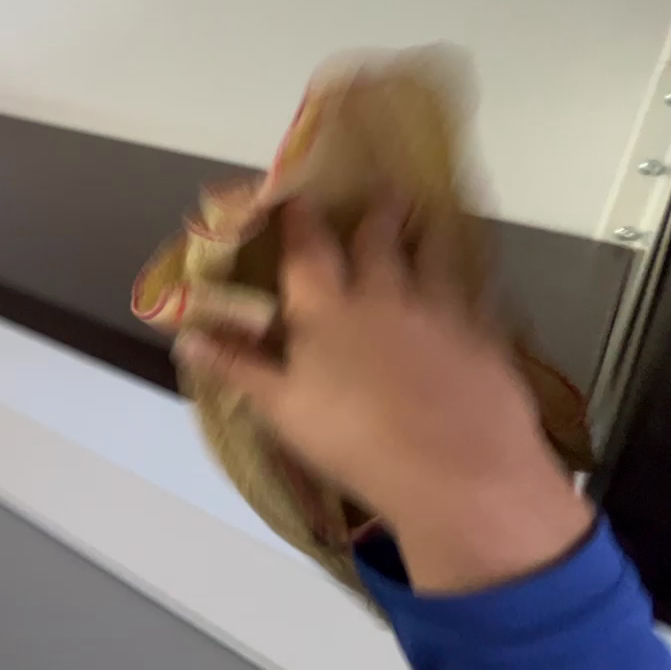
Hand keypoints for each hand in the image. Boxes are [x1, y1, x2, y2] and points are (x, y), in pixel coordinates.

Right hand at [172, 198, 593, 592]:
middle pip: (378, 245)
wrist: (460, 478)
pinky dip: (471, 280)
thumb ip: (236, 365)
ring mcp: (439, 317)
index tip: (296, 194)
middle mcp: (382, 300)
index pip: (307, 252)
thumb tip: (185, 338)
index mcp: (326, 312)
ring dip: (428, 235)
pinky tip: (474, 281)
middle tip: (383, 191)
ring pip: (434, 260)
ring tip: (430, 216)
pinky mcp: (484, 341)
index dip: (299, 220)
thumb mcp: (280, 407)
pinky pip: (478, 296)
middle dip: (377, 215)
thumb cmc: (353, 441)